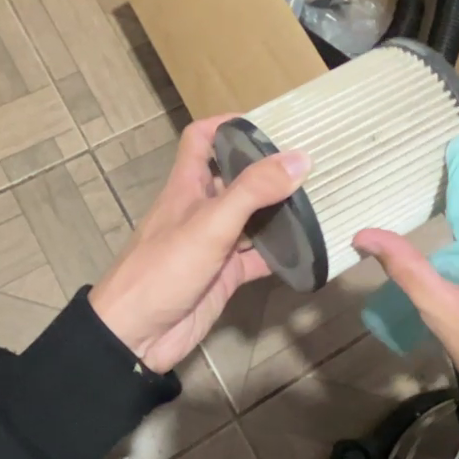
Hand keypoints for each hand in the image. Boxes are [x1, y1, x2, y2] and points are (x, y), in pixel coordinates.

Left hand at [90, 115, 309, 372]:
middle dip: (269, 169)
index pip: (202, 139)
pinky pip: (259, 257)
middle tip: (314, 162)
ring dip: (280, 211)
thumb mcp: (211, 223)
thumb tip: (300, 158)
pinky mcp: (225, 275)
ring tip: (322, 198)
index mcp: (188, 185)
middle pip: (237, 177)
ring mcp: (215, 243)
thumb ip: (254, 190)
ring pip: (253, 218)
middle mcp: (202, 207)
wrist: (136, 335)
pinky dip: (282, 254)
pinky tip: (309, 249)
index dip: (228, 125)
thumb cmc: (164, 268)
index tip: (268, 123)